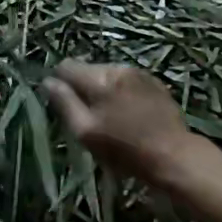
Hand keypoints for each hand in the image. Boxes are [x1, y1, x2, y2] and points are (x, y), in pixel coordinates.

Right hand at [42, 62, 195, 179]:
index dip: (60, 83)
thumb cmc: (124, 149)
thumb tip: (48, 82)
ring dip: (103, 90)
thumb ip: (64, 103)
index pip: (66, 66)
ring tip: (111, 117)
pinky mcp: (153, 82)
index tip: (65, 105)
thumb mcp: (85, 131)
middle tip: (90, 117)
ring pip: (107, 74)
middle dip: (83, 88)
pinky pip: (126, 81)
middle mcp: (118, 67)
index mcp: (99, 78)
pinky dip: (121, 92)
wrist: (173, 155)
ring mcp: (138, 73)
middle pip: (88, 69)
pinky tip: (129, 114)